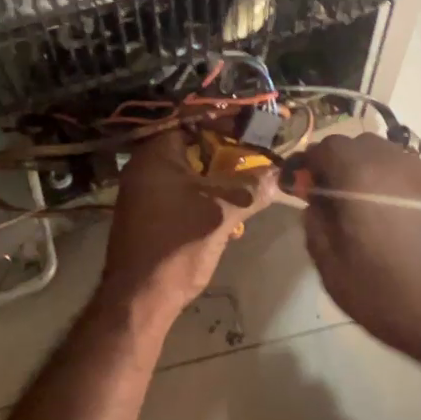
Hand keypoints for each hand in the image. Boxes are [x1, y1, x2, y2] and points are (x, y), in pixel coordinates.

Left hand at [98, 131, 278, 320]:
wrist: (139, 300)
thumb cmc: (177, 244)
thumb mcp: (222, 213)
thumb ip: (252, 188)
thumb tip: (281, 173)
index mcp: (156, 154)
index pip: (191, 119)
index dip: (223, 120)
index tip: (250, 128)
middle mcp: (144, 166)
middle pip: (189, 145)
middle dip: (223, 151)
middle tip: (252, 157)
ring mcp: (142, 192)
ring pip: (185, 171)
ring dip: (214, 176)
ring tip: (244, 183)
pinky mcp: (146, 214)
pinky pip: (177, 191)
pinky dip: (200, 194)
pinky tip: (223, 210)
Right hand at [301, 134, 420, 377]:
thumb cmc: (393, 297)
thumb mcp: (333, 270)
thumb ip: (315, 223)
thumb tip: (317, 200)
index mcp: (361, 173)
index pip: (326, 146)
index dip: (313, 165)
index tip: (308, 189)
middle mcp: (398, 160)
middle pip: (363, 146)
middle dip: (347, 165)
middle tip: (342, 201)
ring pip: (397, 159)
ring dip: (381, 176)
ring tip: (381, 215)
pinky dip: (414, 191)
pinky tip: (419, 226)